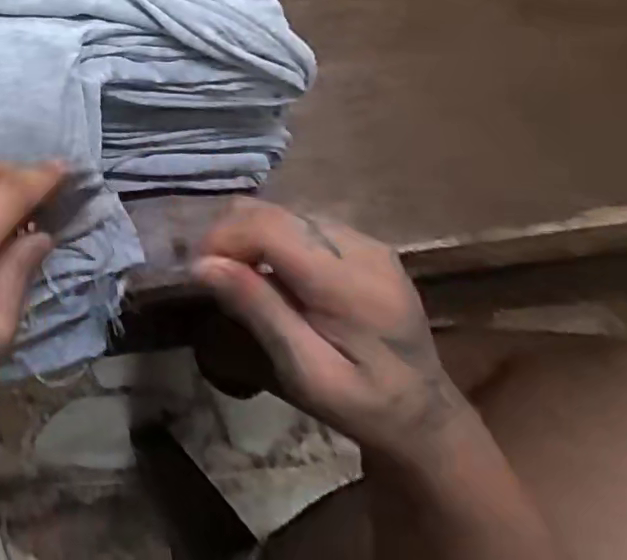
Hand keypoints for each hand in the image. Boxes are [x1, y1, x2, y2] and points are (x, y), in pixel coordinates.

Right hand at [190, 199, 466, 460]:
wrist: (426, 415)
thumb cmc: (364, 405)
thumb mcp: (307, 373)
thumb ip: (258, 311)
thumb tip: (201, 265)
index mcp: (352, 284)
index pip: (266, 228)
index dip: (221, 240)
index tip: (201, 275)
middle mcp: (359, 248)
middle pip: (265, 212)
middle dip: (225, 236)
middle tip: (214, 277)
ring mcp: (361, 240)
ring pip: (272, 211)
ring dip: (242, 236)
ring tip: (238, 276)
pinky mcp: (356, 241)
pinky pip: (290, 221)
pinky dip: (262, 238)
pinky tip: (266, 272)